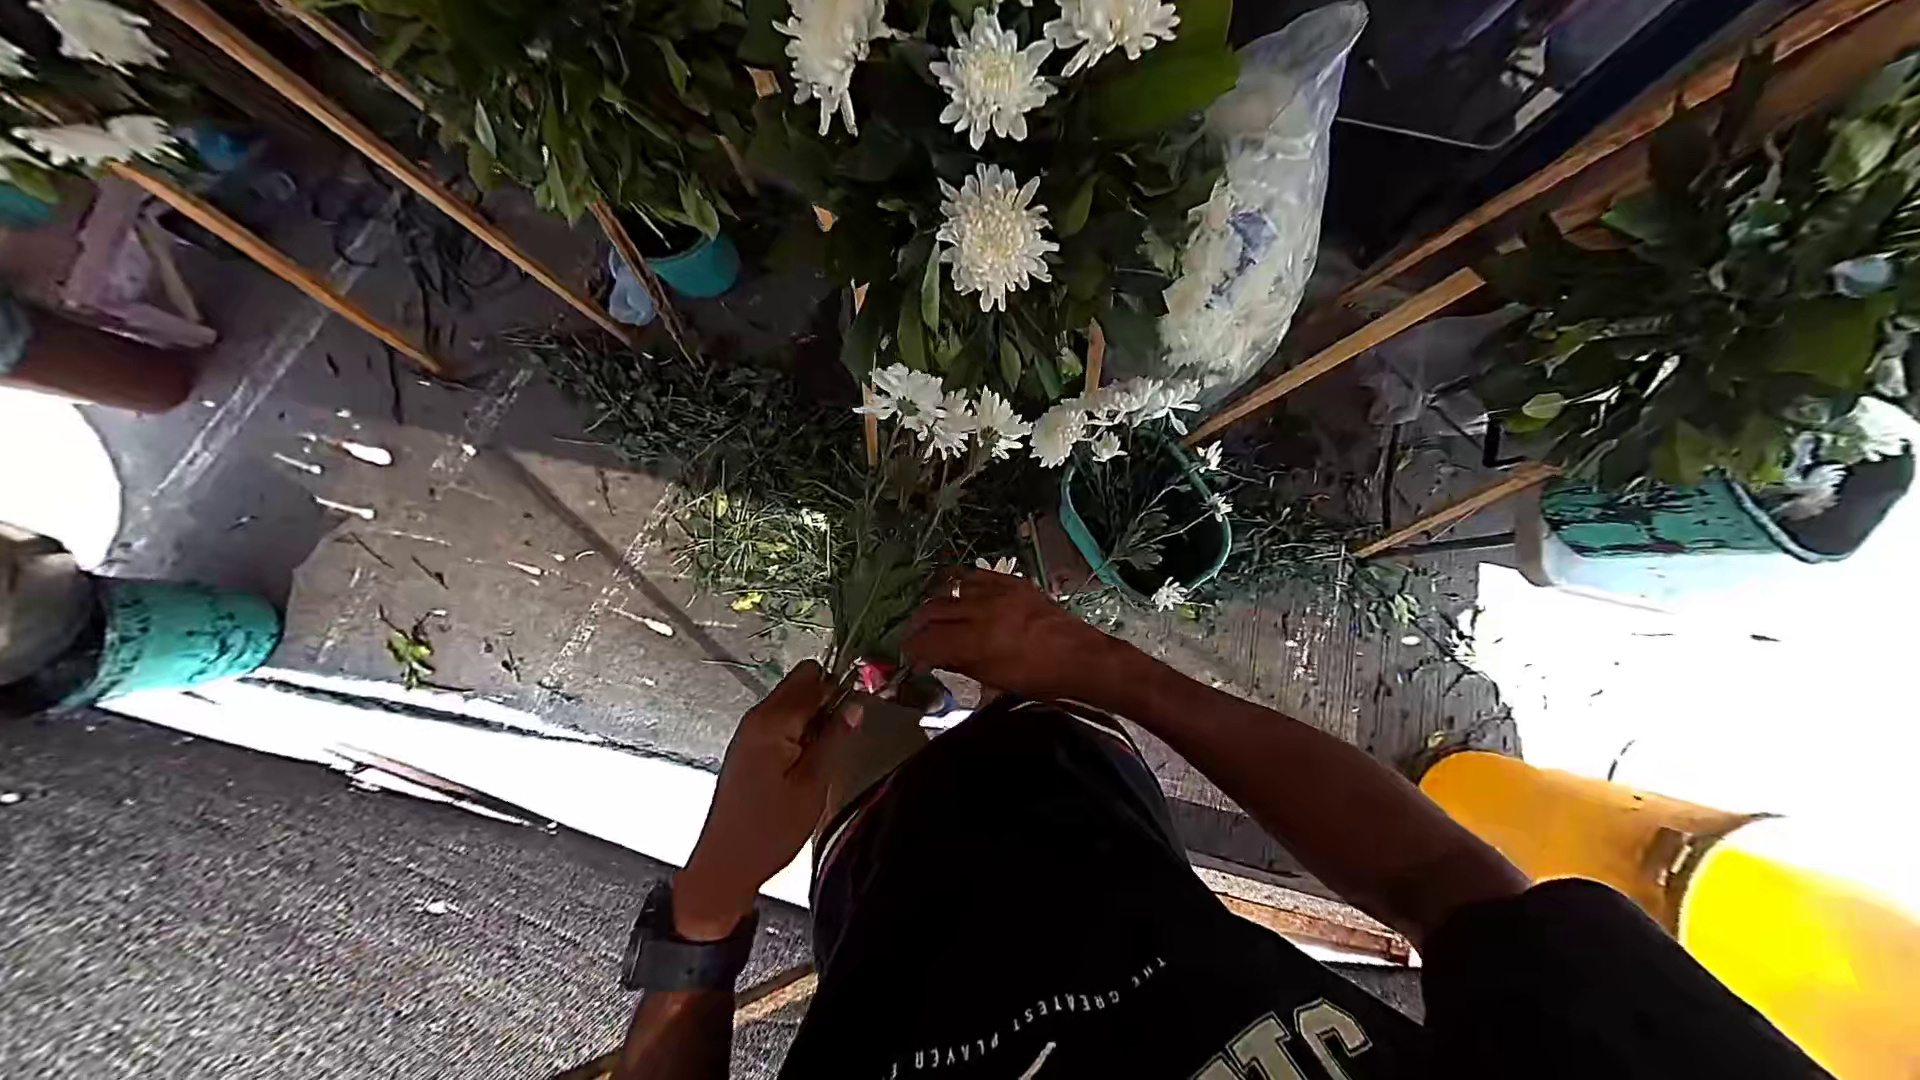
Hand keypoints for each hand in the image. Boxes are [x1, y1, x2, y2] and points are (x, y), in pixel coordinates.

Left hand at [674, 660, 853, 940]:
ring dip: (814, 715)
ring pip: (791, 700)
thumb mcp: (814, 783)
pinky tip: (806, 761)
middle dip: (827, 697)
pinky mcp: (748, 747)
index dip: (841, 689)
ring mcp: (749, 731)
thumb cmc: (769, 830)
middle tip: (842, 732)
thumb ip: (835, 737)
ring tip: (824, 752)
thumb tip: (854, 705)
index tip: (857, 710)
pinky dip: (799, 729)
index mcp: (772, 721)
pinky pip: (780, 720)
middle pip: (800, 682)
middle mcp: (757, 718)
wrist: (726, 866)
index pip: (813, 678)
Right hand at [900, 567, 1121, 704]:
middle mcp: (983, 610)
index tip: (908, 656)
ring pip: (951, 586)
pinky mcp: (1014, 582)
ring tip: (934, 614)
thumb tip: (934, 657)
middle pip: (933, 610)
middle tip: (914, 637)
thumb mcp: (996, 682)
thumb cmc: (1041, 680)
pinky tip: (958, 593)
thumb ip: (961, 664)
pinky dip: (962, 585)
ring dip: (937, 602)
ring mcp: (999, 591)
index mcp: (978, 641)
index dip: (912, 649)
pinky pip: (977, 575)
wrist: (1082, 658)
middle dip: (917, 625)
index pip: (929, 640)